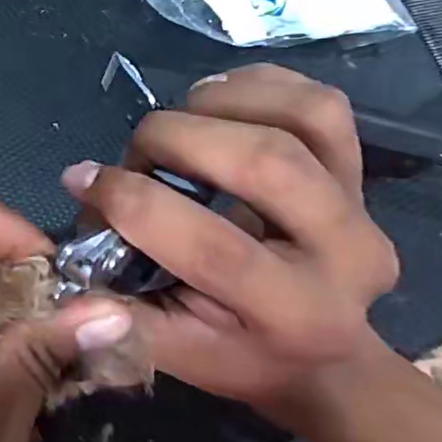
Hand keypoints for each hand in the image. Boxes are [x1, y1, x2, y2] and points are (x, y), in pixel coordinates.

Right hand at [58, 64, 398, 418]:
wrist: (326, 353)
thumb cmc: (240, 355)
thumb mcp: (174, 351)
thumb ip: (120, 304)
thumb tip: (75, 230)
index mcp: (296, 313)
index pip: (212, 245)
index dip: (133, 202)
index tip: (83, 181)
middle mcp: (348, 254)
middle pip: (264, 161)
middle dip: (175, 138)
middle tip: (135, 152)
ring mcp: (365, 203)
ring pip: (302, 116)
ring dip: (220, 103)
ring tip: (178, 121)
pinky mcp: (362, 168)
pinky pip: (317, 102)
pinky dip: (257, 86)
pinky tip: (215, 105)